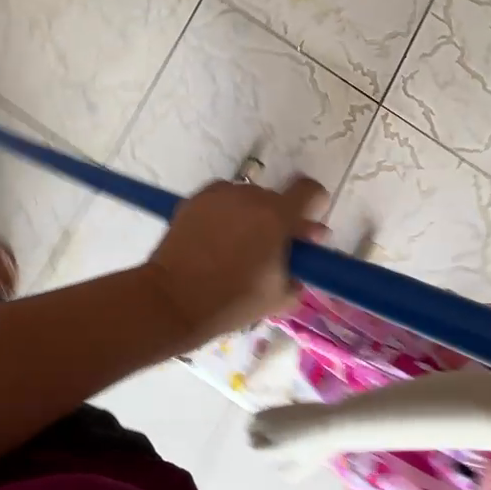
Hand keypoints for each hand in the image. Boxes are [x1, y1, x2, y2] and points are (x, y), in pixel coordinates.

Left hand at [139, 177, 328, 343]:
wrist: (176, 297)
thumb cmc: (234, 299)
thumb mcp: (281, 292)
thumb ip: (301, 262)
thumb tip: (309, 239)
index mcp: (276, 216)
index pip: (308, 190)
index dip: (314, 205)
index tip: (307, 230)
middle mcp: (247, 196)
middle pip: (275, 199)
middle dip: (279, 220)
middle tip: (272, 249)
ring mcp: (217, 194)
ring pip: (246, 199)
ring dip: (251, 215)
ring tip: (239, 247)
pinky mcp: (193, 198)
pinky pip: (221, 200)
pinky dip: (225, 214)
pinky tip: (217, 240)